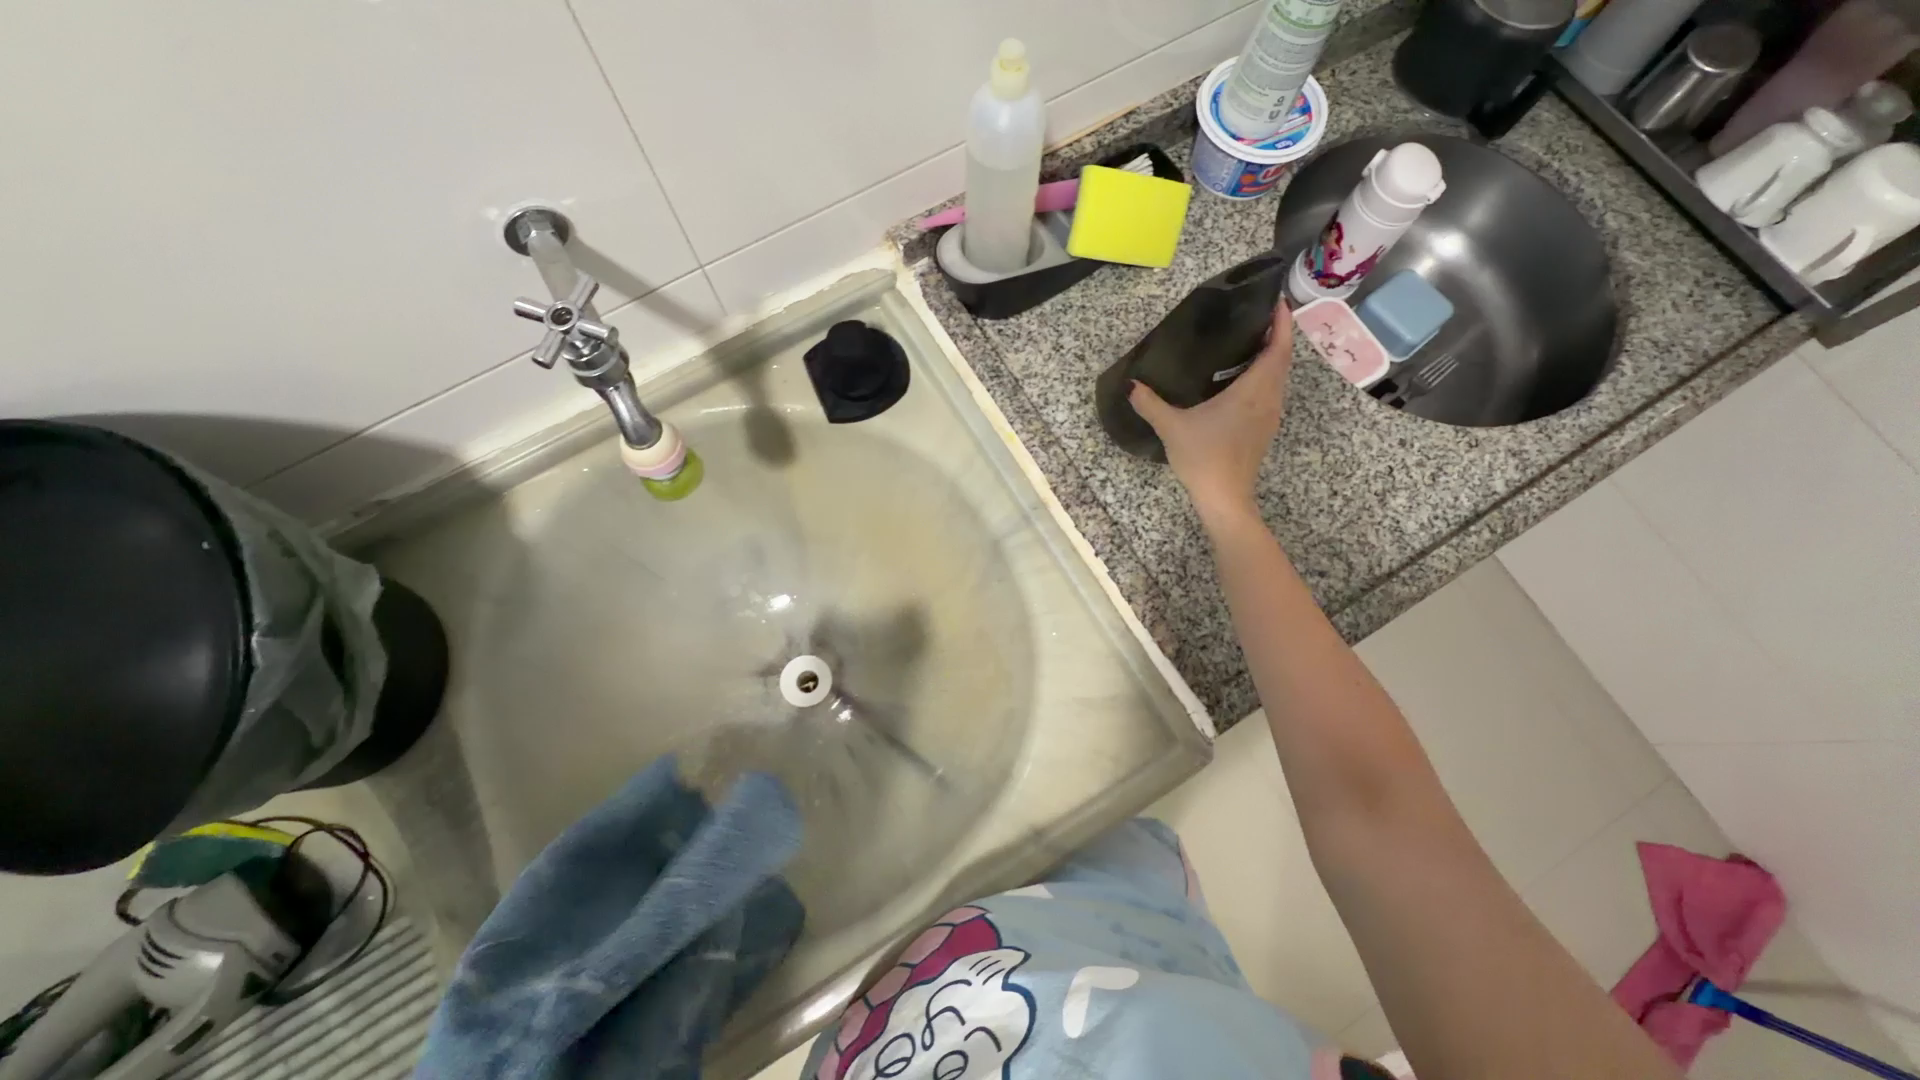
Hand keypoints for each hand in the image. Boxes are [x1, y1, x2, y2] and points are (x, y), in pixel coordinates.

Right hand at [1129, 300, 1291, 524]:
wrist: (1224, 498)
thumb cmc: (1203, 457)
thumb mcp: (1171, 427)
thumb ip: (1150, 403)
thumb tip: (1131, 384)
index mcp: (1254, 390)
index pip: (1278, 348)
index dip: (1281, 323)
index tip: (1276, 300)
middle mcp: (1269, 399)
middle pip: (1282, 359)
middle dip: (1277, 335)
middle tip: (1260, 315)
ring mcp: (1270, 416)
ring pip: (1279, 377)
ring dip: (1272, 357)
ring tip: (1252, 341)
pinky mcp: (1264, 430)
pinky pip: (1272, 392)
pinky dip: (1265, 376)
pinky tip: (1244, 378)